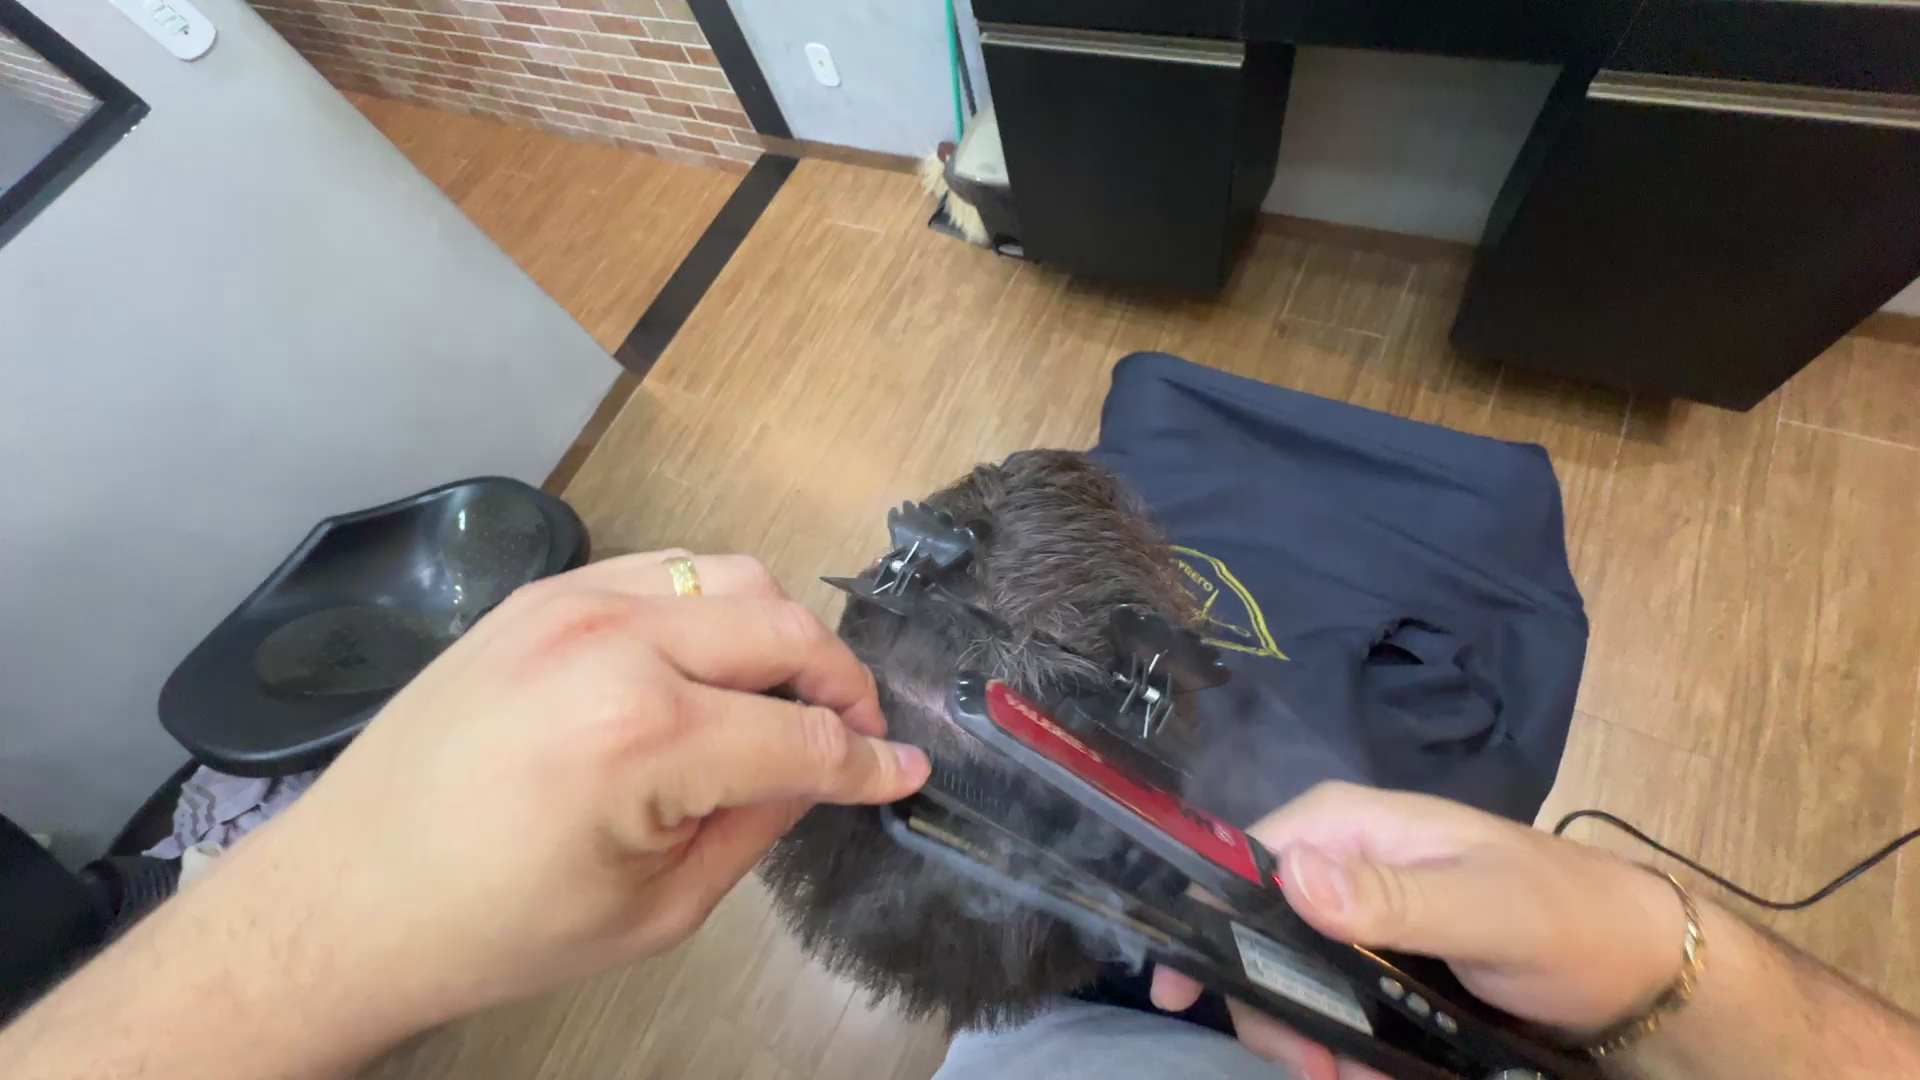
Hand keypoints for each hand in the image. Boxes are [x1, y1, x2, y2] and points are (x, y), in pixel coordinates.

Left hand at [211, 550, 928, 1031]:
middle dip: (844, 682)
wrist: (337, 902)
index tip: (905, 770)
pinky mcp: (549, 590)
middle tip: (855, 729)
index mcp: (641, 738)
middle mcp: (616, 642)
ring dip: (785, 633)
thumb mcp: (663, 907)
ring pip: (740, 577)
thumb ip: (763, 820)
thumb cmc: (500, 930)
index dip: (868, 761)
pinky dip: (720, 606)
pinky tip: (711, 656)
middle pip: (787, 631)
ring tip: (783, 690)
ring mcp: (576, 599)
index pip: (802, 739)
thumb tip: (827, 767)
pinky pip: (675, 569)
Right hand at [1151, 782, 1685, 1079]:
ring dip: (1306, 1029)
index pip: (1242, 860)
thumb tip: (1293, 876)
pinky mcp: (1378, 951)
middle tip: (1306, 1070)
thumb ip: (1395, 897)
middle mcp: (1334, 858)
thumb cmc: (1569, 923)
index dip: (1206, 918)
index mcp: (1341, 825)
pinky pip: (1330, 991)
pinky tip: (1366, 1074)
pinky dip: (1338, 1037)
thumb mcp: (1489, 911)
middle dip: (1268, 999)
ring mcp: (1355, 907)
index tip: (1181, 992)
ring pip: (1289, 966)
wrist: (1648, 973)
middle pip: (1258, 924)